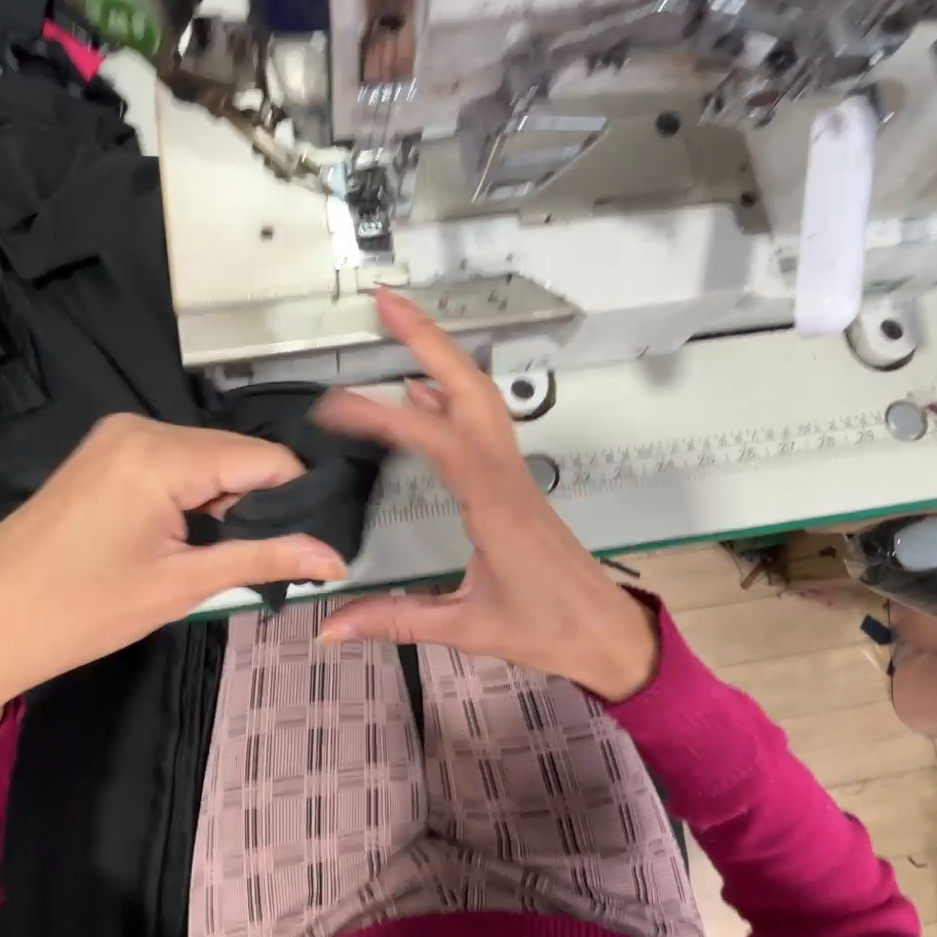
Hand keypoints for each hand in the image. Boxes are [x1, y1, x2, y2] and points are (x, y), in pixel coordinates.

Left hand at [0, 416, 348, 794]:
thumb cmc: (78, 613)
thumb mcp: (181, 585)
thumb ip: (266, 558)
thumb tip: (338, 558)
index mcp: (160, 452)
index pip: (266, 459)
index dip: (302, 499)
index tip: (325, 542)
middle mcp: (141, 427)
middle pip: (238, 456)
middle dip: (268, 503)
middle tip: (287, 558)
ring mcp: (118, 437)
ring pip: (209, 462)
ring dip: (233, 504)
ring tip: (241, 555)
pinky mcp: (106, 454)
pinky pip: (177, 466)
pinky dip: (199, 499)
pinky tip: (199, 538)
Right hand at [314, 291, 659, 700]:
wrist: (607, 633)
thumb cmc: (548, 630)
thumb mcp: (468, 629)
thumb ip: (396, 620)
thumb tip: (329, 624)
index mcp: (494, 504)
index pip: (436, 440)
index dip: (384, 415)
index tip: (334, 405)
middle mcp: (505, 475)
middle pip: (471, 388)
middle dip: (430, 339)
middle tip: (386, 303)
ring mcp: (513, 472)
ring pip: (481, 396)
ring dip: (443, 355)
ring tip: (400, 326)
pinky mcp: (515, 481)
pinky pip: (482, 421)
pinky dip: (451, 393)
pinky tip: (423, 392)